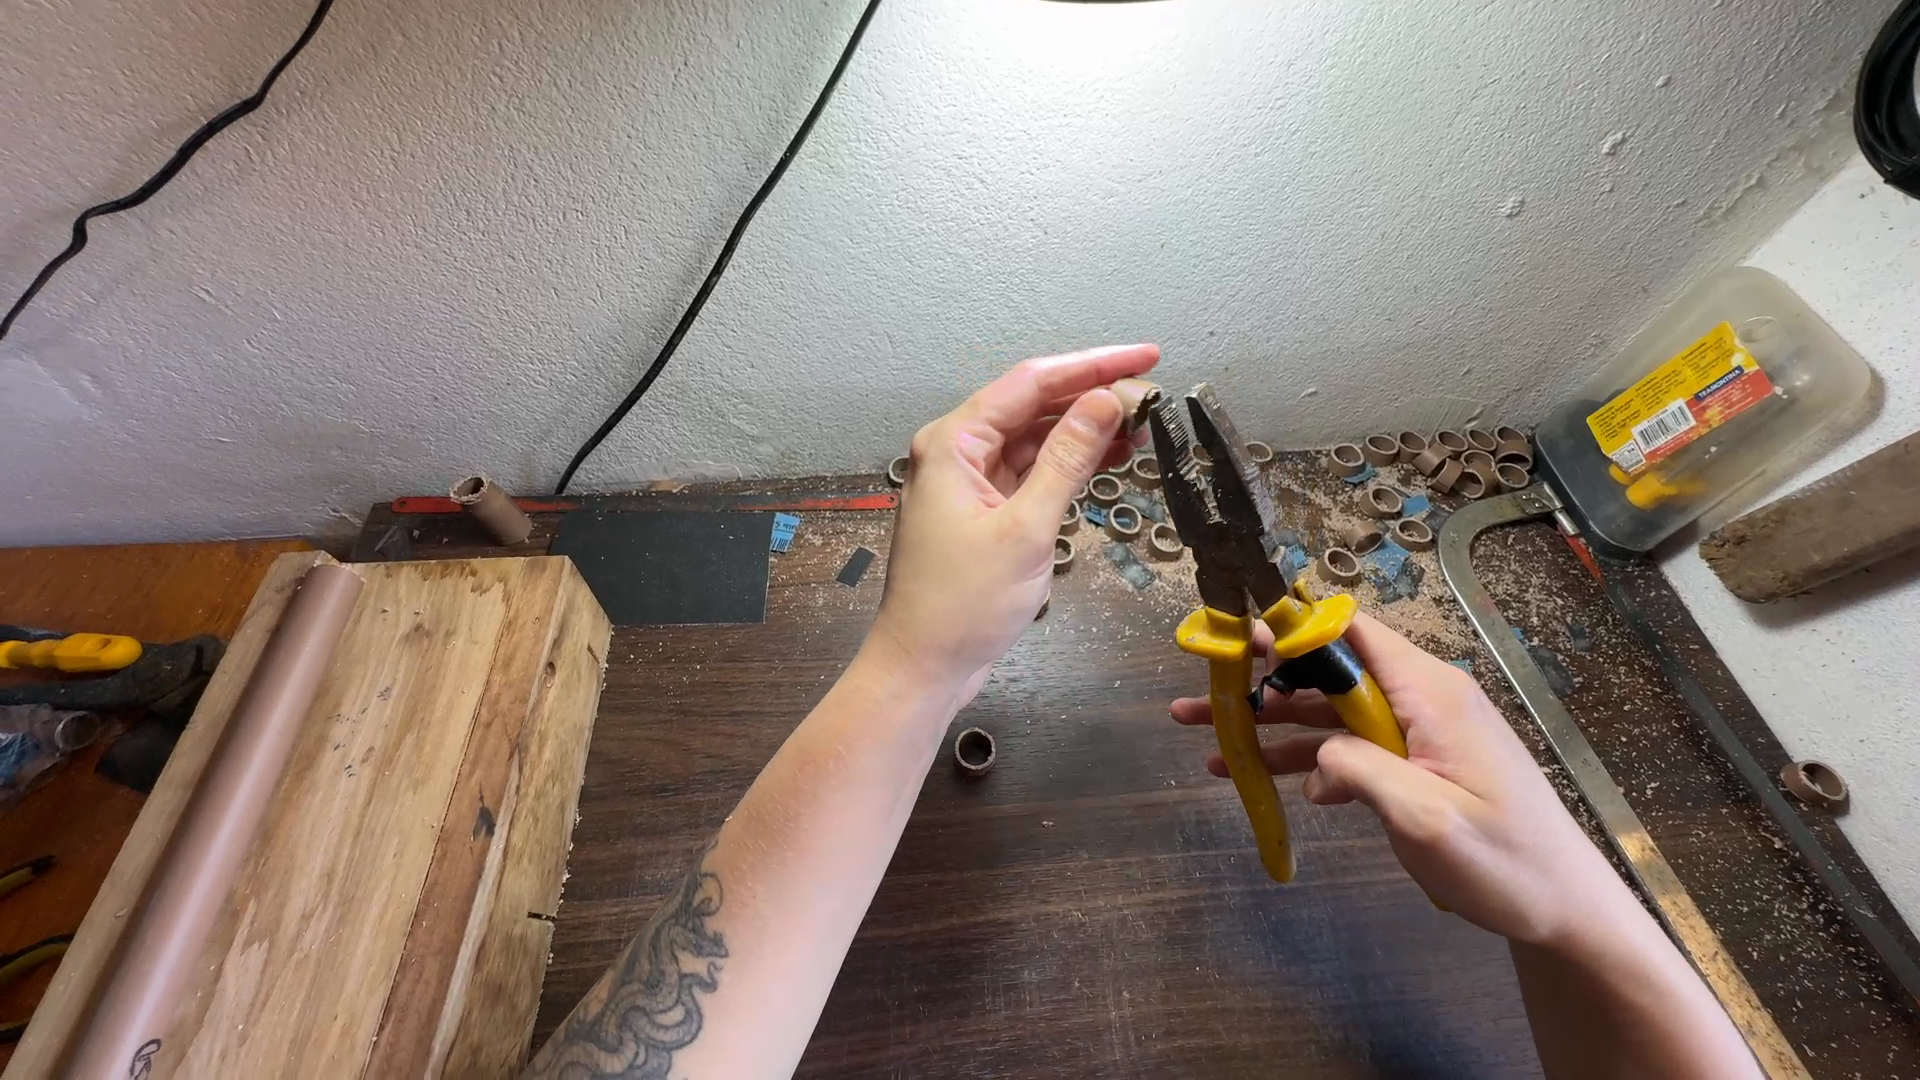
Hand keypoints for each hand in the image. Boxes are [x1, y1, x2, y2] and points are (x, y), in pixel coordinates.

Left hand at [869, 344, 1160, 701]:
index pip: (1030, 382)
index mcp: (953, 443)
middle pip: (1031, 407)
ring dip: (1083, 432)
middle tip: (1152, 396)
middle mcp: (956, 452)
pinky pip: (1028, 473)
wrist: (924, 666)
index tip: (1146, 355)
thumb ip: (1066, 460)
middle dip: (1091, 397)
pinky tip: (1105, 459)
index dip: (1092, 364)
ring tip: (1140, 426)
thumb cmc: (964, 604)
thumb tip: (1106, 401)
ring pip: (1032, 440)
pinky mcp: (982, 511)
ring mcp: (968, 483)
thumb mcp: (1026, 528)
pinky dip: (1065, 466)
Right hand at [1170, 613, 1628, 946]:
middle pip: (1325, 673)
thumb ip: (1361, 770)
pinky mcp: (1410, 759)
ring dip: (1270, 729)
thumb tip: (1317, 753)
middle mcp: (1418, 698)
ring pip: (1326, 712)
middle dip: (1260, 686)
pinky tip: (1269, 782)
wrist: (1565, 914)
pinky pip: (1345, 745)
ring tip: (1211, 747)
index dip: (1293, 628)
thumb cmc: (1506, 863)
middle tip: (1203, 699)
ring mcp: (1413, 729)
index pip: (1352, 631)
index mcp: (1429, 692)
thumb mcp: (1427, 819)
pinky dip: (1304, 760)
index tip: (1240, 640)